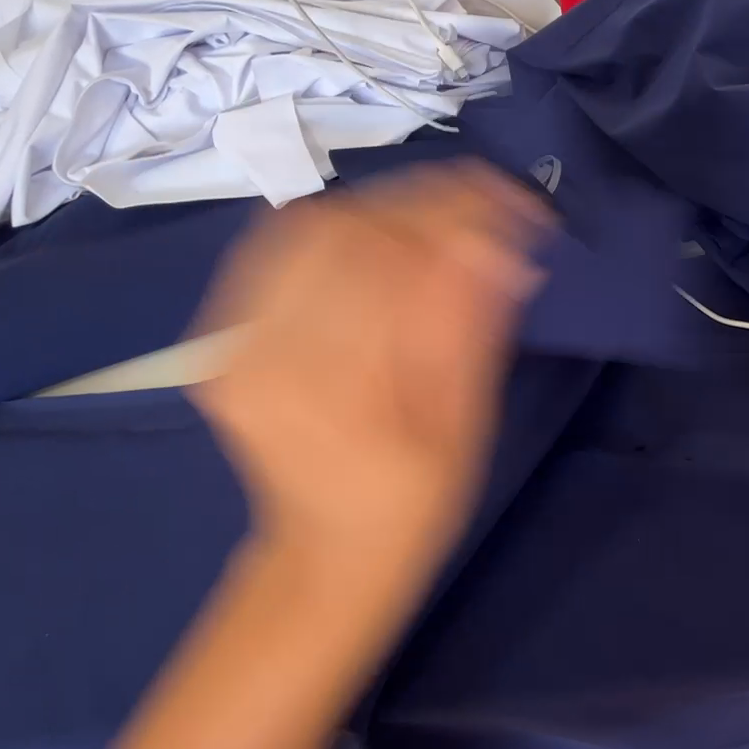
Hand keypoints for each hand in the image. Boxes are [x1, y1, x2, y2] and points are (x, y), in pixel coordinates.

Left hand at [188, 161, 550, 581]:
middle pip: (347, 233)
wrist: (327, 549)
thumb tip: (506, 251)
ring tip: (447, 210)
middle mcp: (267, 354)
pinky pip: (278, 247)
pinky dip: (341, 221)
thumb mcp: (463, 424)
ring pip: (308, 228)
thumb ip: (474, 332)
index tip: (522, 208)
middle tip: (493, 200)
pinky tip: (385, 227)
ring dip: (388, 205)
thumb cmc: (415, 502)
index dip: (465, 218)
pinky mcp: (227, 334)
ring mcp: (234, 341)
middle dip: (431, 202)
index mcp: (335, 389)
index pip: (399, 263)